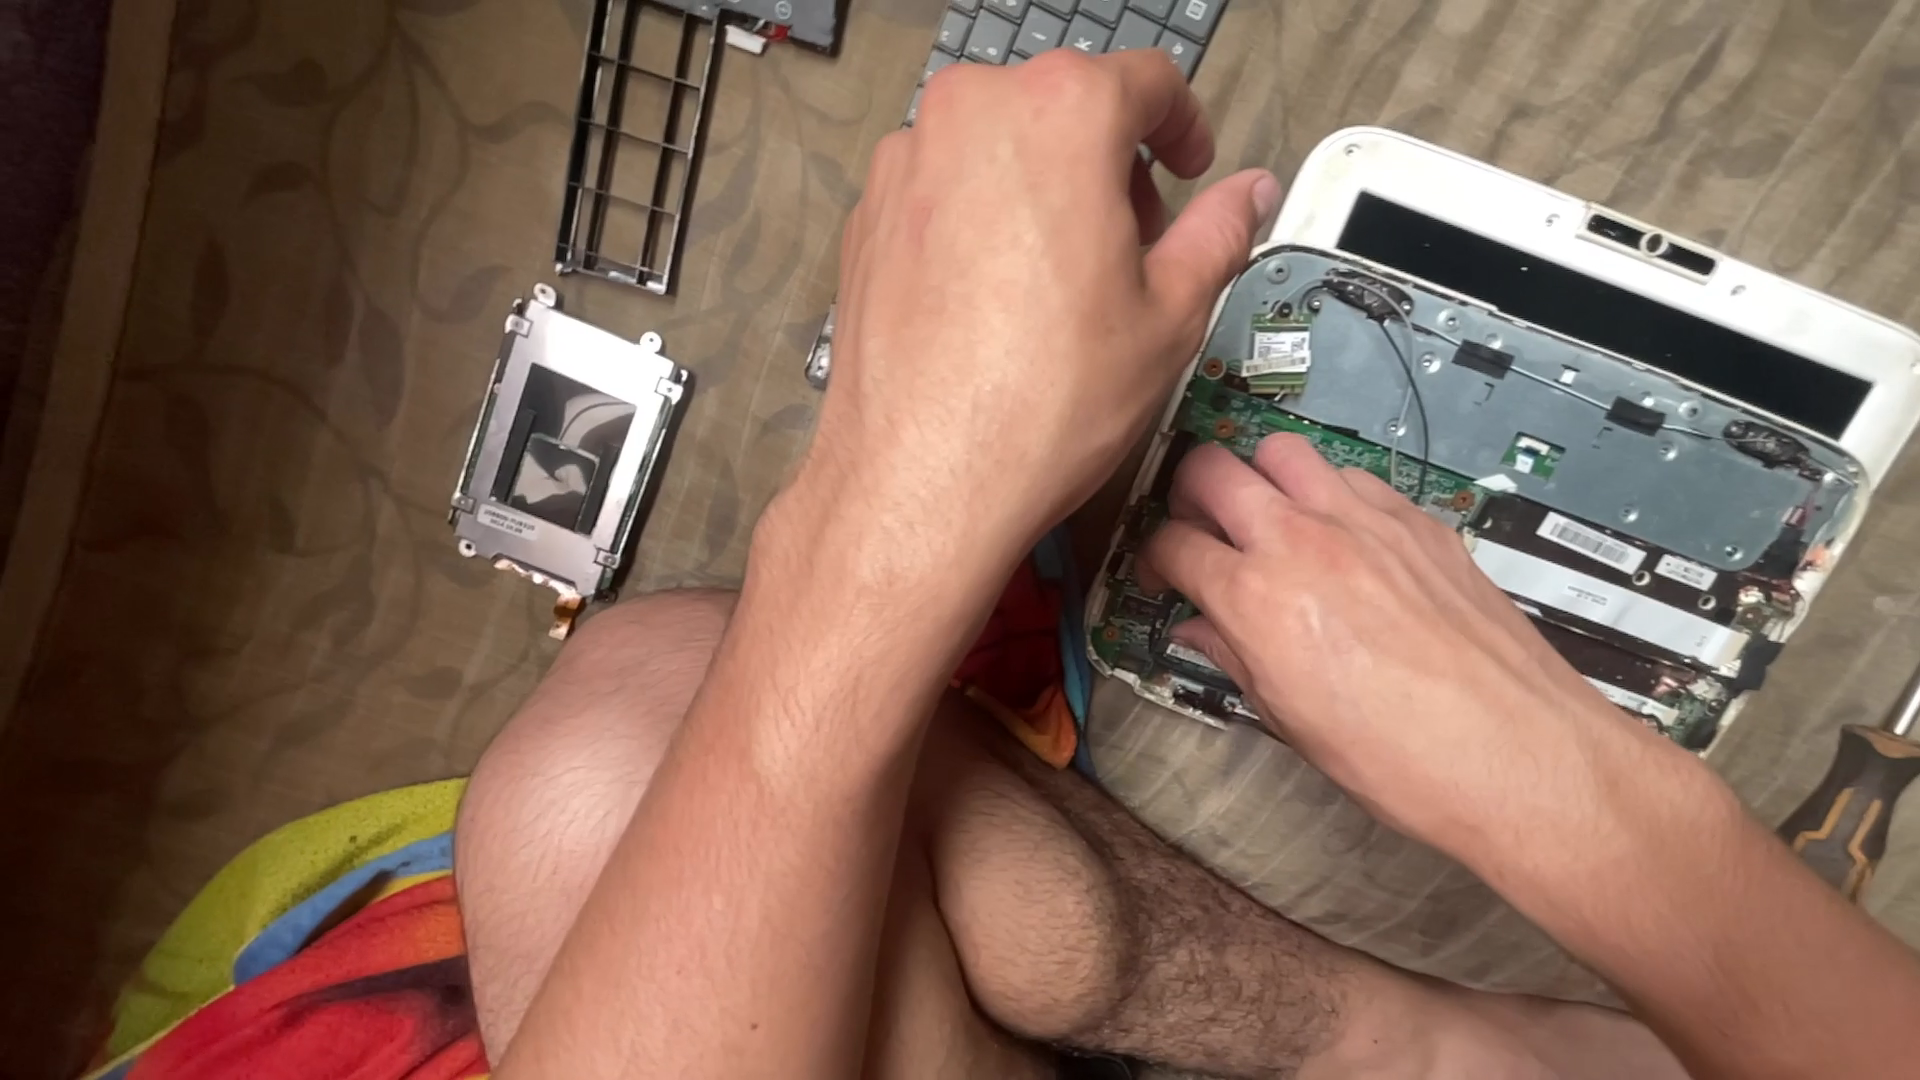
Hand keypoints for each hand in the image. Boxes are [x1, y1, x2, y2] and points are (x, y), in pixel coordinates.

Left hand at [791, 51, 1280, 588]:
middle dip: (1108, 171)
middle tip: (1129, 248)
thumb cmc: (1036, 411)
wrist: (920, 483)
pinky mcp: (867, 227)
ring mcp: (903, 173)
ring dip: (1041, 199)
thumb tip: (1245, 199)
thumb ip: (1217, 236)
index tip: (1186, 165)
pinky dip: (979, 230)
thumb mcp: (1166, 319)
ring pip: (997, 156)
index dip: (1181, 126)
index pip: (1143, 83)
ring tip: (1059, 290)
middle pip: (1062, 115)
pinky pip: (943, 201)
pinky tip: (996, 306)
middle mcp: (967, 122)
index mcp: (1056, 116)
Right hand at [1138, 434, 1668, 854]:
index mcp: (1254, 597)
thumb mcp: (1286, 717)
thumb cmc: (1389, 758)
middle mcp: (1299, 539)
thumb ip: (1230, 654)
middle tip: (1202, 533)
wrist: (1521, 758)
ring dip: (1257, 478)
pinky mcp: (1416, 519)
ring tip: (1268, 521)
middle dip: (1188, 496)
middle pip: (1210, 469)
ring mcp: (1362, 520)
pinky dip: (1324, 494)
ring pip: (1280, 450)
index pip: (1171, 543)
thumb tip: (1196, 629)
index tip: (1164, 578)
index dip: (1154, 558)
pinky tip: (1338, 538)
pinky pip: (1349, 476)